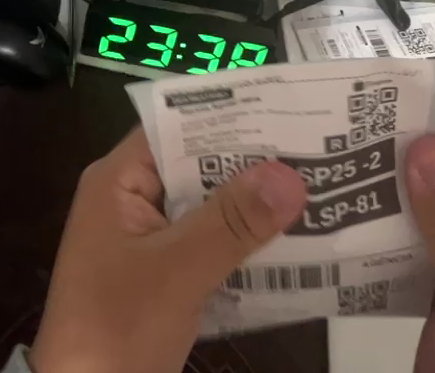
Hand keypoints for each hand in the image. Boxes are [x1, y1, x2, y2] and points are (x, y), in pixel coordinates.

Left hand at [29, 128, 308, 372]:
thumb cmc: (117, 325)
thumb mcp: (178, 270)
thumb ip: (232, 221)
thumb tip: (290, 173)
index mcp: (118, 179)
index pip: (176, 128)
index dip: (226, 117)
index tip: (284, 110)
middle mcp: (130, 198)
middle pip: (195, 167)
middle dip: (249, 164)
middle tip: (316, 150)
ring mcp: (146, 240)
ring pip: (206, 208)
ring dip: (251, 208)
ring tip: (317, 191)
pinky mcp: (161, 276)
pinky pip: (207, 246)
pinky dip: (241, 245)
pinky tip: (292, 247)